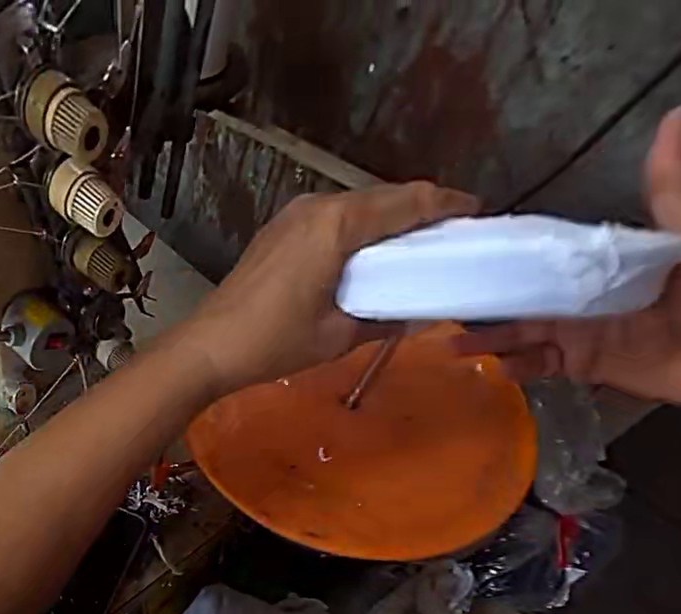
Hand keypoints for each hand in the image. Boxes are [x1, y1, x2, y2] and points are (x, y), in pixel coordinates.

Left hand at [164, 181, 479, 397]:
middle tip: (446, 236)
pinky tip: (361, 256)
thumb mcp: (336, 337)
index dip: (446, 205)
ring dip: (383, 222)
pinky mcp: (275, 233)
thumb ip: (383, 321)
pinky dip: (353, 232)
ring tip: (408, 248)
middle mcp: (315, 207)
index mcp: (338, 225)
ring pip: (353, 208)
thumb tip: (416, 317)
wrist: (206, 348)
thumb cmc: (272, 343)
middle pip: (380, 198)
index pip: (407, 201)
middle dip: (417, 212)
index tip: (474, 214)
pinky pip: (327, 221)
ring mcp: (290, 217)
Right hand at [452, 106, 680, 410]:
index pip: (554, 254)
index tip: (472, 255)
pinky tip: (493, 369)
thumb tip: (675, 115)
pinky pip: (538, 366)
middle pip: (527, 297)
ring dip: (490, 340)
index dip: (515, 255)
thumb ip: (678, 190)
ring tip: (453, 345)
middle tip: (445, 304)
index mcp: (611, 260)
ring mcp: (581, 332)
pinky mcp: (580, 365)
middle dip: (489, 302)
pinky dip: (514, 368)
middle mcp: (588, 295)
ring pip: (523, 333)